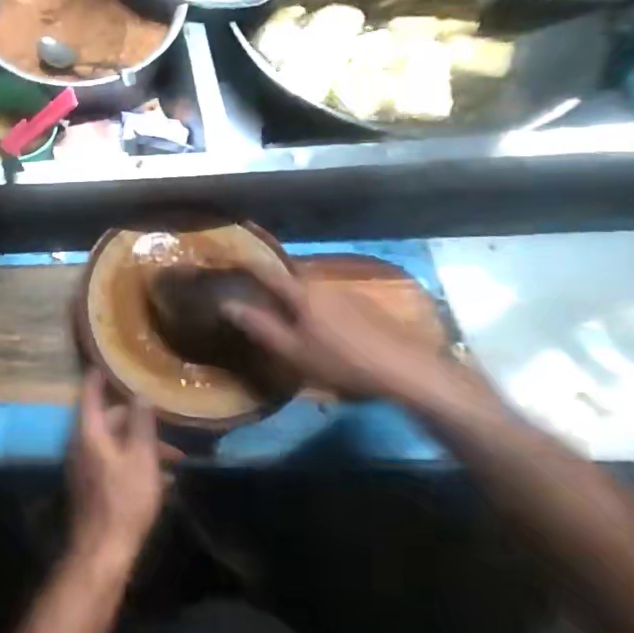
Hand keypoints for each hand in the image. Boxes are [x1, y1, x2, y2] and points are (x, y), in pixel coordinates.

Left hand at [66, 369, 176, 567]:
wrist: (103, 549)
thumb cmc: (125, 500)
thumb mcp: (142, 458)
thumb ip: (140, 424)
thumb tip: (140, 393)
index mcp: (89, 432)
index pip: (91, 392)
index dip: (100, 375)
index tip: (110, 359)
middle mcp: (81, 444)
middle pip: (108, 420)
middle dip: (137, 419)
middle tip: (166, 419)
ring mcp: (84, 465)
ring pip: (115, 443)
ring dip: (143, 446)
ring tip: (176, 459)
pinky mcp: (92, 484)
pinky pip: (114, 463)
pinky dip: (136, 464)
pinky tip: (164, 479)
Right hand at [220, 263, 453, 402]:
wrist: (407, 369)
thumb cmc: (342, 360)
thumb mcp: (293, 351)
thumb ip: (259, 326)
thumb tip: (226, 304)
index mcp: (301, 291)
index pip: (266, 271)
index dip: (245, 266)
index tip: (227, 263)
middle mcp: (322, 283)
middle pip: (290, 276)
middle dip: (271, 281)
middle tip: (254, 293)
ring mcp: (347, 292)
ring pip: (310, 287)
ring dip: (294, 294)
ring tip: (283, 311)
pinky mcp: (365, 305)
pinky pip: (328, 297)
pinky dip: (315, 304)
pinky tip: (318, 324)